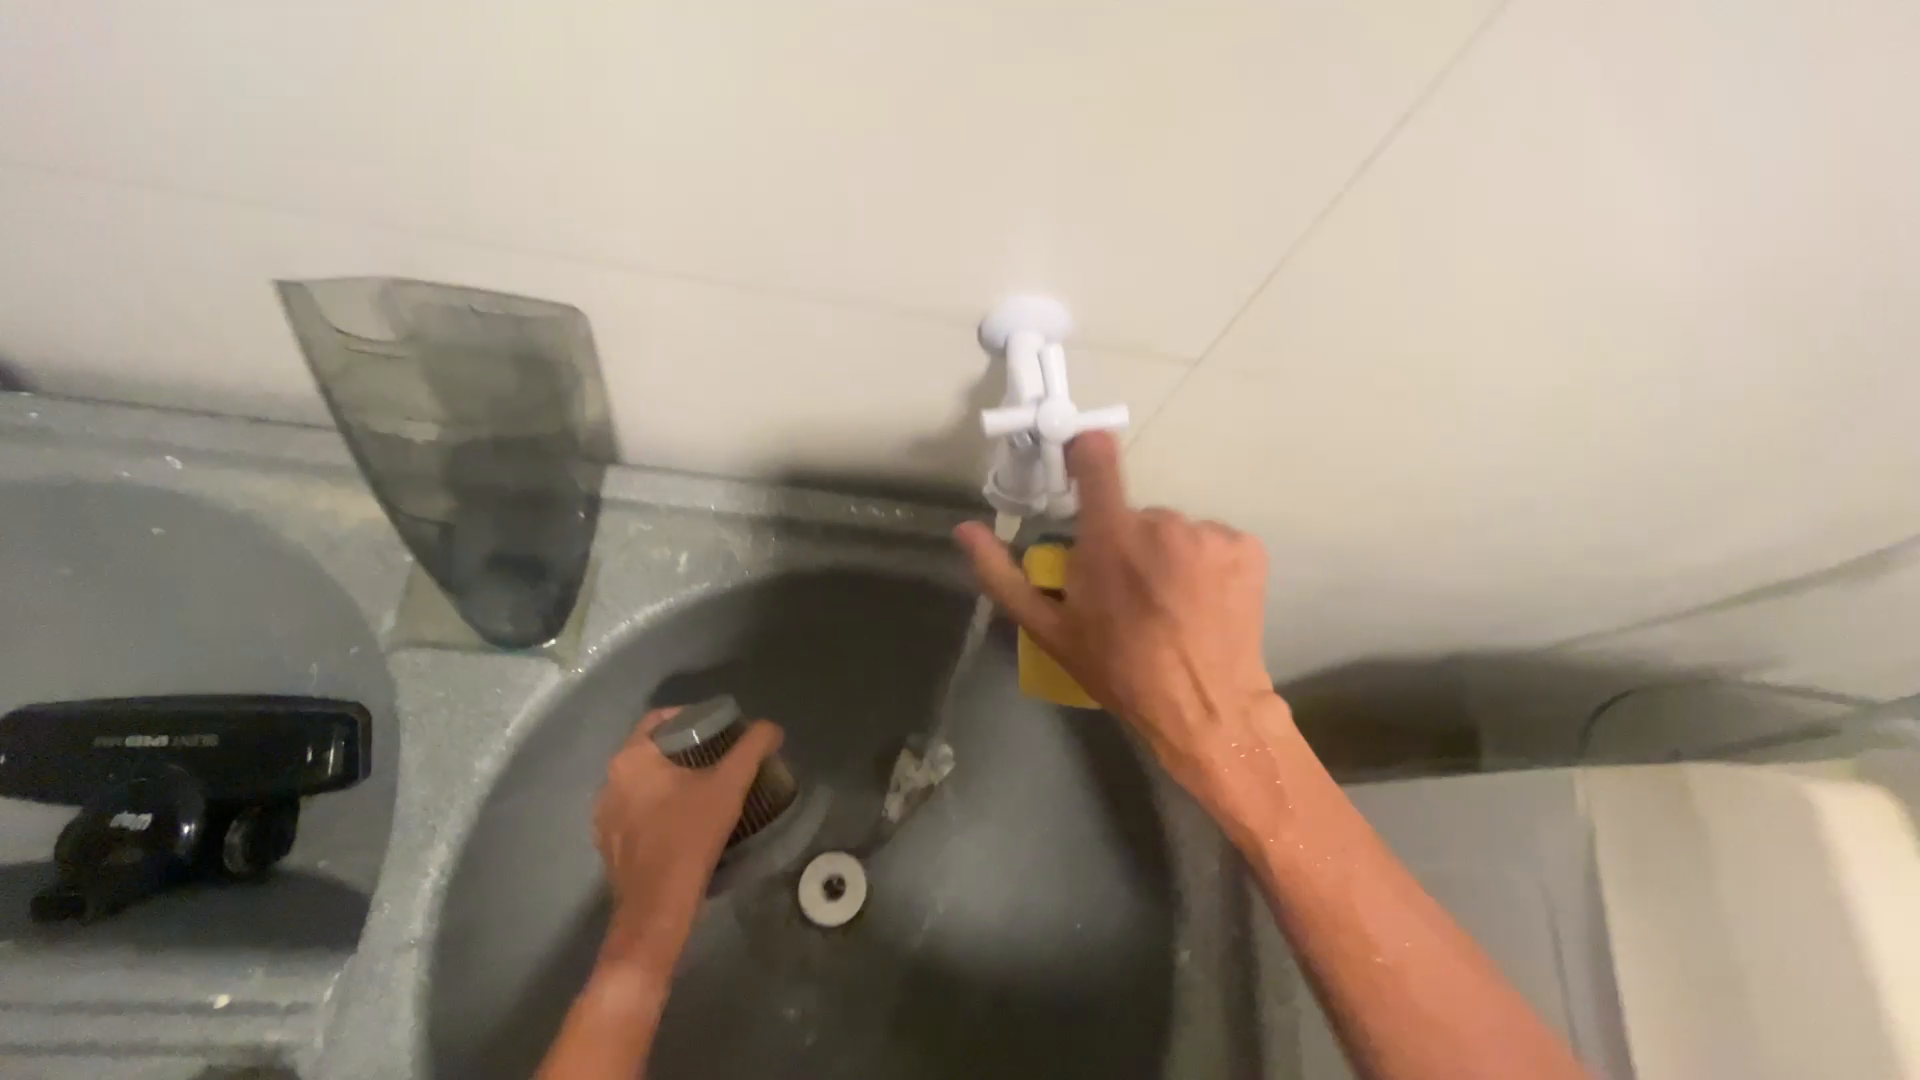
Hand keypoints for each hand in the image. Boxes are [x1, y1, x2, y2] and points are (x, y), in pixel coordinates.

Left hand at [593, 707, 783, 970]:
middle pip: (651, 751)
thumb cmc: (690, 835)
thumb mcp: (729, 784)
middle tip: (719, 757)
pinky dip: (658, 808)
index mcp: (631, 759)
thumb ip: (752, 748)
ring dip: (670, 781)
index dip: (691, 716)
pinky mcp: (609, 845)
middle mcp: (609, 782)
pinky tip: (684, 822)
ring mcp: (605, 816)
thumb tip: (771, 728)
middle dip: (684, 750)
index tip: (718, 727)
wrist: (657, 907)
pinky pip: (635, 812)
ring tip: (705, 789)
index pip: (659, 719)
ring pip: (642, 783)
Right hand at [953, 432, 1289, 820]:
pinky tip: (1202, 602)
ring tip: (1169, 604)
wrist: (1203, 708)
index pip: (1096, 459)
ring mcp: (1210, 533)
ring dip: (1167, 555)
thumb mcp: (1049, 630)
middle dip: (1127, 541)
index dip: (1084, 452)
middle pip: (1134, 513)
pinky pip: (1212, 540)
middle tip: (1129, 592)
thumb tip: (964, 529)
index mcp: (1111, 537)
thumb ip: (1002, 575)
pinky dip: (1205, 563)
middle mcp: (1163, 522)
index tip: (1078, 460)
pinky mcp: (1246, 548)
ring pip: (1174, 530)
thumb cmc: (1118, 670)